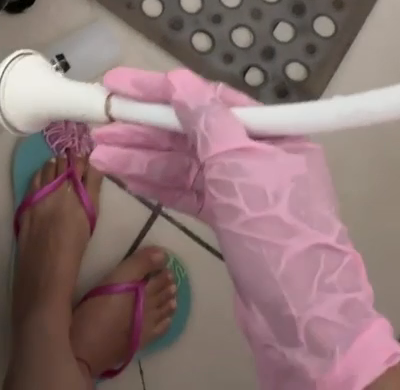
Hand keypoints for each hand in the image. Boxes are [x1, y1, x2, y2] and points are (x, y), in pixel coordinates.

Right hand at [89, 68, 399, 389]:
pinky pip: (183, 190)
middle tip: (98, 123)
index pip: (205, 99)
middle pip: (188, 132)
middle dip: (141, 128)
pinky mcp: (225, 218)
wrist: (302, 320)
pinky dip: (154, 182)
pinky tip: (123, 175)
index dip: (158, 90)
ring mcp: (238, 189)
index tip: (117, 83)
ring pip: (180, 163)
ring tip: (98, 153)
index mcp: (269, 134)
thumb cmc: (275, 231)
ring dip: (139, 156)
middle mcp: (253, 155)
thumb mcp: (239, 165)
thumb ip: (205, 119)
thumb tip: (178, 80)